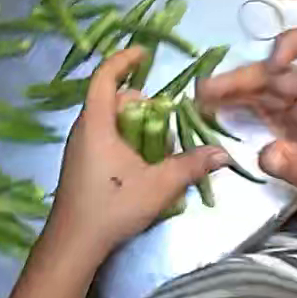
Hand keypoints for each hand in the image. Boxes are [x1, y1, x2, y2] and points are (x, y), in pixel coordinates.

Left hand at [39, 47, 227, 268]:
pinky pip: (105, 137)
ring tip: (159, 149)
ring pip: (110, 120)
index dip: (124, 60)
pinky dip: (126, 139)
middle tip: (165, 124)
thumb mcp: (158, 185)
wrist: (73, 244)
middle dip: (143, 105)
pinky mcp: (81, 164)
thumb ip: (191, 165)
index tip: (145, 53)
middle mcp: (84, 129)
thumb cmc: (111, 207)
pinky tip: (143, 165)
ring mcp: (80, 147)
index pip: (105, 78)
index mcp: (97, 124)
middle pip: (114, 100)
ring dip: (136, 125)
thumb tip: (222, 153)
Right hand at [198, 27, 296, 230]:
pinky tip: (216, 116)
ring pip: (267, 92)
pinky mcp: (295, 133)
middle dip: (244, 78)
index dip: (292, 45)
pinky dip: (240, 112)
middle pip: (279, 72)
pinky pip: (264, 115)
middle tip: (205, 92)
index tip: (270, 67)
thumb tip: (263, 154)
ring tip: (200, 100)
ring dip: (235, 93)